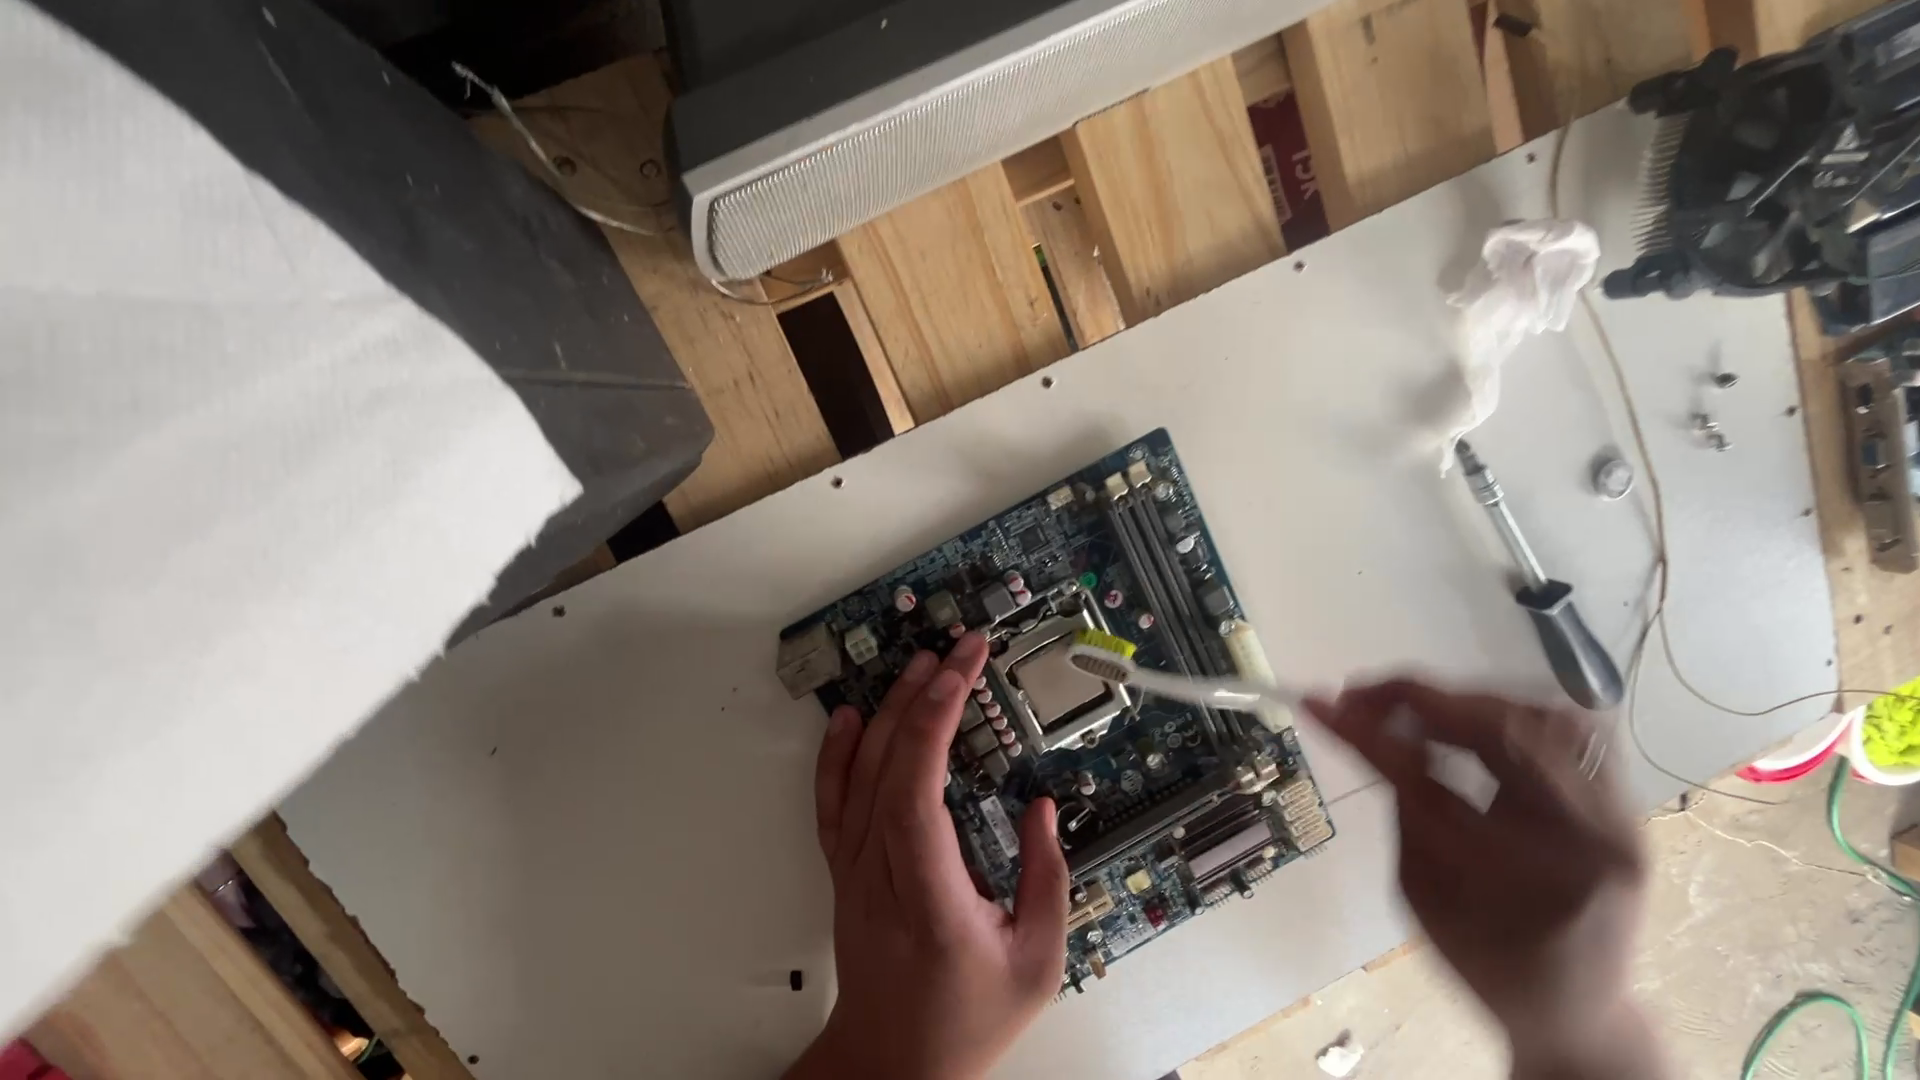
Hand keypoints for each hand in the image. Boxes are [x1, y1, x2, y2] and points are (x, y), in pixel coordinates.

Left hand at [785, 633, 1068, 1079]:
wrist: (894, 1063)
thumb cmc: (964, 1021)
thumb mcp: (1036, 962)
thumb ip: (1047, 878)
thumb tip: (1040, 807)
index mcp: (930, 896)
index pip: (918, 789)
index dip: (936, 720)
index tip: (961, 671)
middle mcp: (881, 873)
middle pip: (890, 764)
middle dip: (926, 694)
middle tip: (959, 651)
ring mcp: (854, 868)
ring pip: (862, 772)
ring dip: (891, 710)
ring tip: (920, 663)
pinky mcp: (845, 868)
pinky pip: (831, 800)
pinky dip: (837, 752)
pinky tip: (850, 716)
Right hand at [1309, 680, 1664, 1079]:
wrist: (1572, 1006)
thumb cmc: (1482, 959)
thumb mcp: (1421, 885)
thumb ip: (1402, 799)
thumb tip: (1350, 721)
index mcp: (1537, 874)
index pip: (1445, 777)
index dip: (1375, 732)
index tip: (1321, 704)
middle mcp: (1599, 833)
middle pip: (1512, 728)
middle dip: (1424, 701)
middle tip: (1360, 698)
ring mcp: (1621, 811)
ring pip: (1545, 716)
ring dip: (1466, 702)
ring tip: (1410, 711)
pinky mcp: (1617, 797)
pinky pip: (1563, 728)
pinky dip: (1503, 711)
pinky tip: (1462, 722)